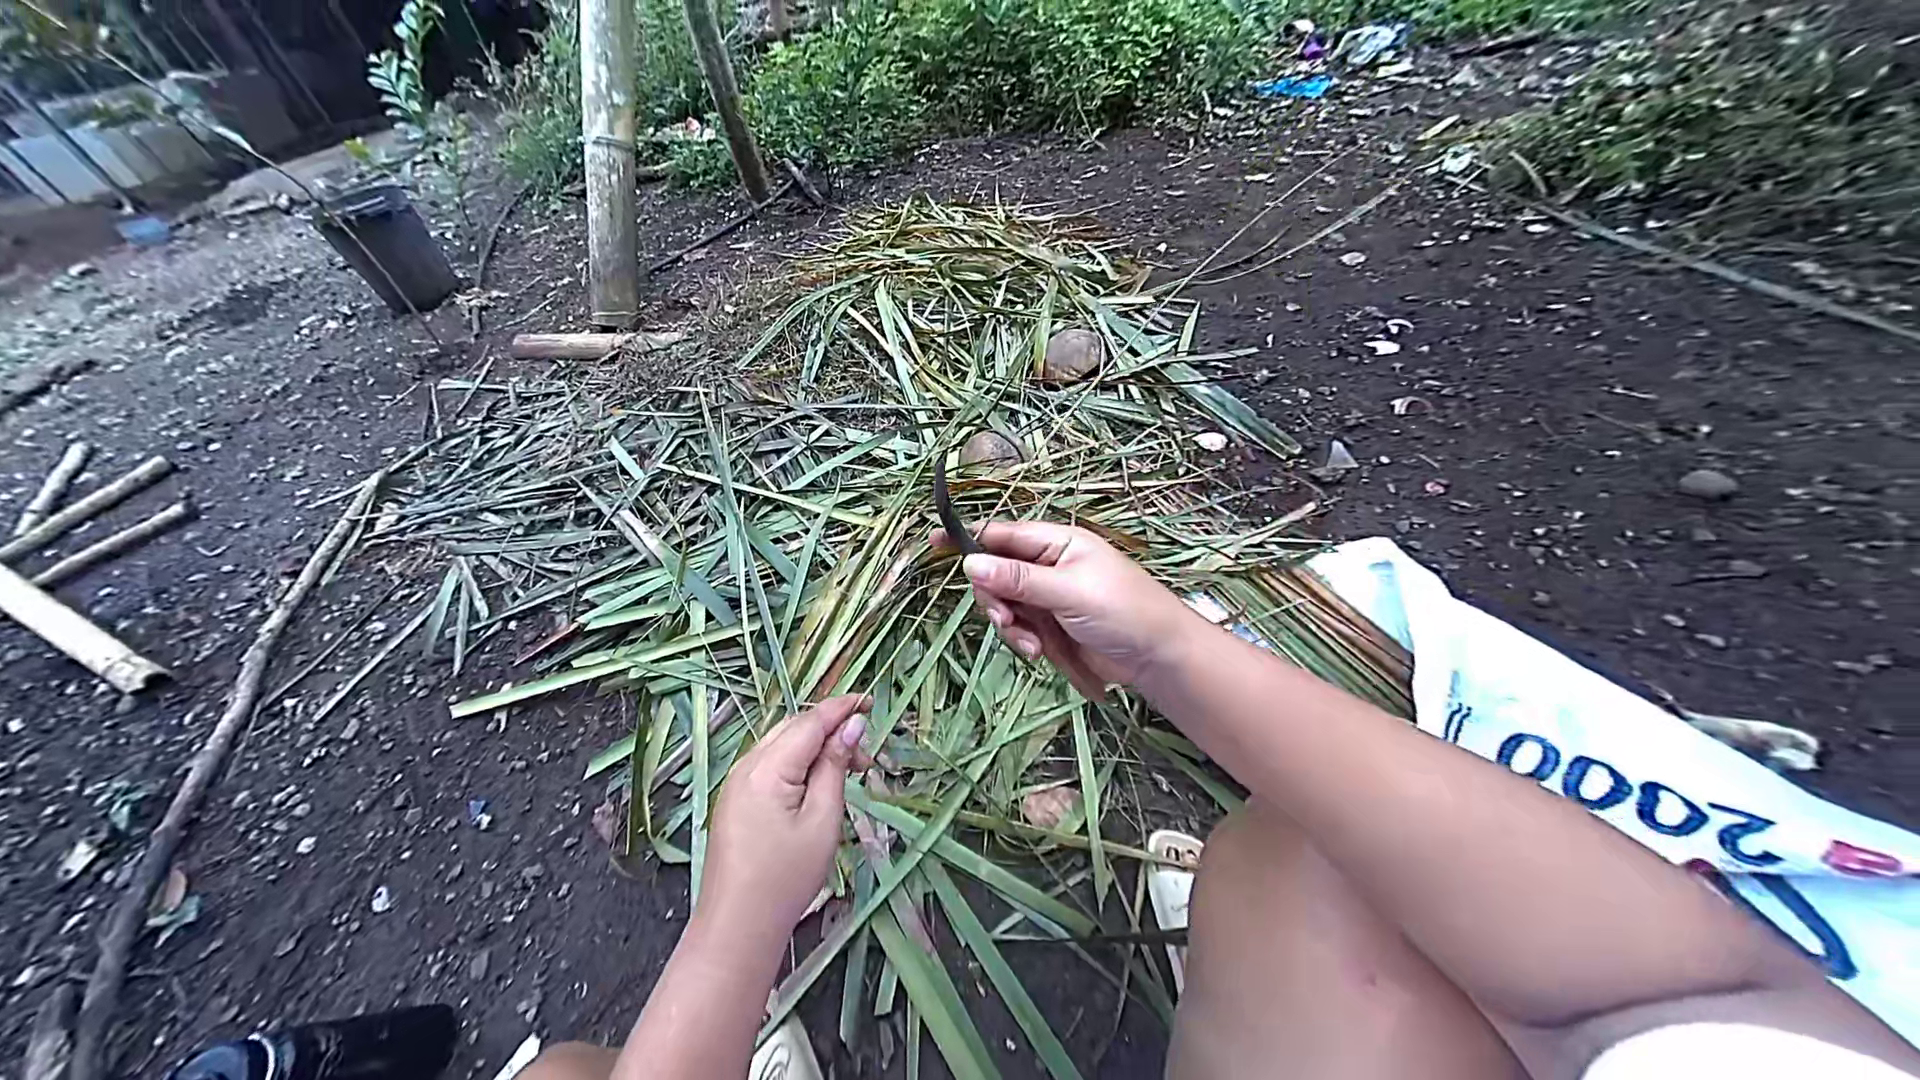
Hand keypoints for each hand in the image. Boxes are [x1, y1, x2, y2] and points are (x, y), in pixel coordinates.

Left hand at [698, 694, 870, 939]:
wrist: (737, 929)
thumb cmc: (786, 878)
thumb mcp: (823, 820)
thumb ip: (835, 766)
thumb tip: (852, 725)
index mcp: (766, 768)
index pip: (810, 721)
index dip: (841, 708)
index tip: (870, 701)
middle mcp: (746, 765)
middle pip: (795, 728)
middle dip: (832, 730)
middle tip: (865, 756)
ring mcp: (736, 782)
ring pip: (783, 743)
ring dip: (816, 746)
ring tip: (847, 771)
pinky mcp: (736, 798)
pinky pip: (771, 763)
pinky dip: (799, 761)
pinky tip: (818, 782)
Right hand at [932, 521, 1204, 698]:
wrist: (1158, 657)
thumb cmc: (1123, 610)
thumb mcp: (1070, 591)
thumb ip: (1019, 579)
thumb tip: (971, 563)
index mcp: (1055, 543)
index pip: (1002, 535)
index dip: (969, 540)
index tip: (932, 544)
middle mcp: (1046, 566)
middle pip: (995, 574)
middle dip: (994, 598)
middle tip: (1005, 619)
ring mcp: (1046, 597)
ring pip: (1003, 604)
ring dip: (1009, 625)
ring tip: (1032, 644)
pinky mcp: (1049, 625)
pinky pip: (1018, 628)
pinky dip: (1021, 640)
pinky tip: (1040, 652)